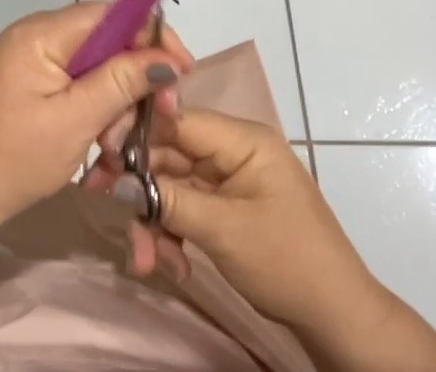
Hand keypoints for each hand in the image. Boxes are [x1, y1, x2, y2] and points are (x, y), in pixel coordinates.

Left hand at [0, 0, 192, 223]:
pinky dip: (98, 106)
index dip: (152, 36)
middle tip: (160, 116)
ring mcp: (33, 57)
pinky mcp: (33, 79)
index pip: (111, 14)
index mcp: (41, 34)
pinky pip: (79, 80)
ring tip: (118, 141)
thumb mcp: (75, 121)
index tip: (180, 73)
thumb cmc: (16, 157)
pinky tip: (104, 139)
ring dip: (119, 99)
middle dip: (137, 76)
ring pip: (98, 63)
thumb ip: (121, 83)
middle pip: (108, 38)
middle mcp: (37, 34)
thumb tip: (166, 56)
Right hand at [87, 108, 379, 332]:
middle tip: (103, 205)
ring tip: (146, 260)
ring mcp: (228, 179)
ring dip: (153, 220)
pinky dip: (170, 233)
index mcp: (243, 139)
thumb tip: (113, 181)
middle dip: (139, 186)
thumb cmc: (287, 261)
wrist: (336, 317)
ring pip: (170, 184)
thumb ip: (165, 198)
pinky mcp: (224, 206)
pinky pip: (183, 206)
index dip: (135, 130)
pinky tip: (168, 264)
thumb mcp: (222, 228)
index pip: (176, 117)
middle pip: (167, 152)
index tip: (99, 152)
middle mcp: (233, 150)